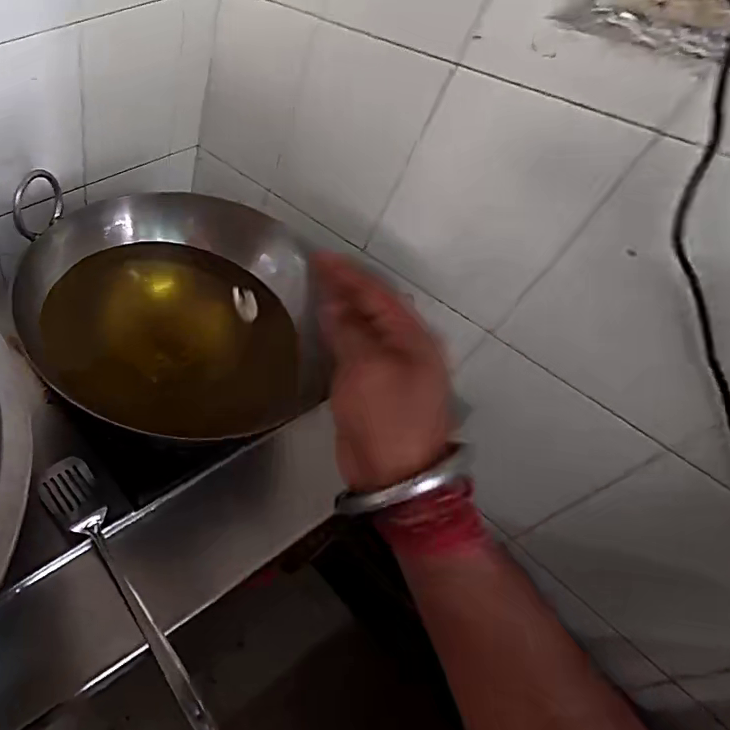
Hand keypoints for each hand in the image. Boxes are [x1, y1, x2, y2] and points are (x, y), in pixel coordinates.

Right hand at [313, 252, 452, 490]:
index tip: (319, 257)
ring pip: (367, 326)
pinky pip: (358, 346)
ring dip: (345, 307)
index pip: (378, 294)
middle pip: (376, 306)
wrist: (394, 472)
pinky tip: (325, 328)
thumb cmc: (385, 417)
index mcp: (413, 338)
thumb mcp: (366, 369)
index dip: (348, 274)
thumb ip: (350, 332)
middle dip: (348, 286)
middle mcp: (407, 347)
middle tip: (316, 270)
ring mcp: (393, 367)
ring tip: (318, 291)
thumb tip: (335, 305)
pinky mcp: (375, 386)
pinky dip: (341, 331)